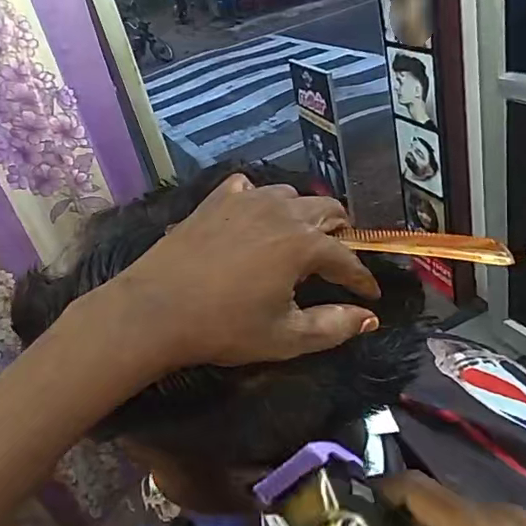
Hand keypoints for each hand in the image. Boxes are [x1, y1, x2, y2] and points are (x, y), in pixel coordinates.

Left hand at [91, 173, 380, 373]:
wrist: (155, 309)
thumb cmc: (224, 327)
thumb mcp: (285, 337)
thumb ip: (334, 326)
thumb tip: (369, 317)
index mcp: (303, 244)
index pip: (347, 258)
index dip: (362, 279)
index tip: (369, 294)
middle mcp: (281, 211)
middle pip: (327, 211)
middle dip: (341, 235)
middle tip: (338, 259)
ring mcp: (246, 200)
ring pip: (290, 195)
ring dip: (304, 214)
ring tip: (300, 238)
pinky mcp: (215, 199)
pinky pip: (249, 188)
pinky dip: (261, 201)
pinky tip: (254, 218)